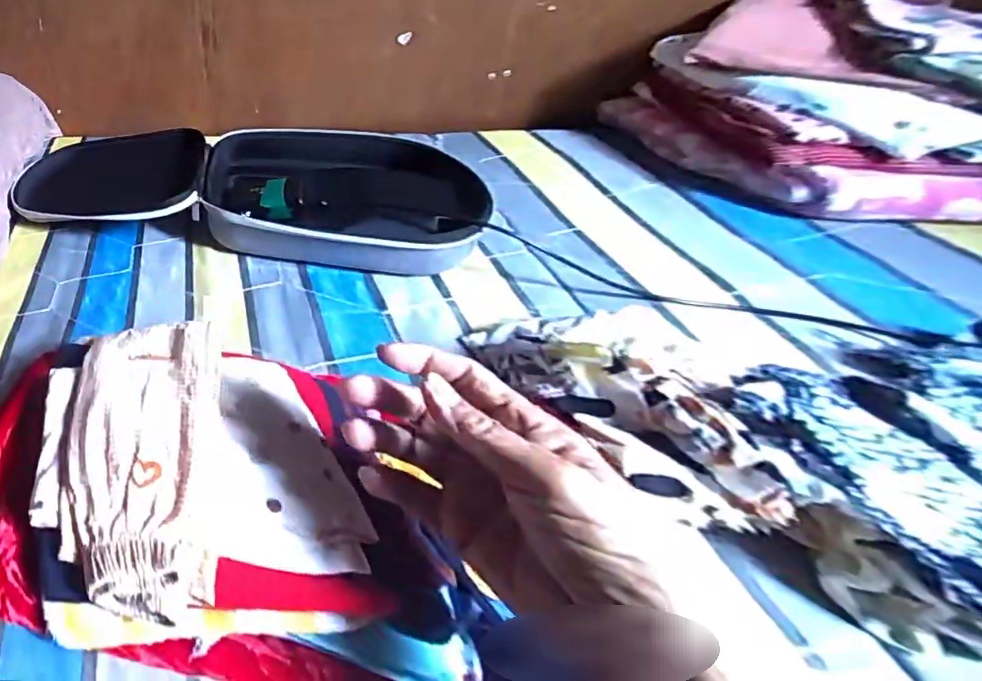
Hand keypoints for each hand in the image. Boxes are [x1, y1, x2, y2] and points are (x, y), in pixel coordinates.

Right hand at [341, 343, 683, 614]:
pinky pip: (413, 494)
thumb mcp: (551, 477)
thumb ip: (484, 433)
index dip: (425, 363)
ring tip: (353, 436)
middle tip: (351, 393)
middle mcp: (487, 450)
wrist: (629, 629)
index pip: (465, 383)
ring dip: (379, 437)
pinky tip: (371, 475)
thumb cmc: (607, 538)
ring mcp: (469, 487)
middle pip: (427, 411)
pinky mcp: (456, 524)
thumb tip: (429, 386)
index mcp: (520, 429)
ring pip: (412, 449)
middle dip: (387, 398)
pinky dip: (388, 482)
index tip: (384, 354)